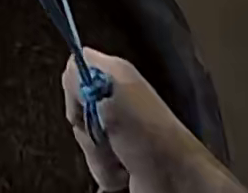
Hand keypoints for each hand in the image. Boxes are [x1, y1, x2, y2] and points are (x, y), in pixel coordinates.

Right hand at [64, 50, 246, 192]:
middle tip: (107, 134)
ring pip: (84, 137)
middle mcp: (114, 97)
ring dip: (97, 154)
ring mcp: (117, 130)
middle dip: (86, 127)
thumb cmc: (145, 130)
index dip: (75, 86)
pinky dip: (104, 171)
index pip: (77, 67)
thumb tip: (70, 83)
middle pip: (77, 106)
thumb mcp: (109, 86)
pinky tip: (121, 175)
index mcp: (113, 72)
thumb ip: (78, 72)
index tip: (85, 104)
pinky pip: (96, 162)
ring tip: (118, 160)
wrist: (177, 181)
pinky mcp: (120, 158)